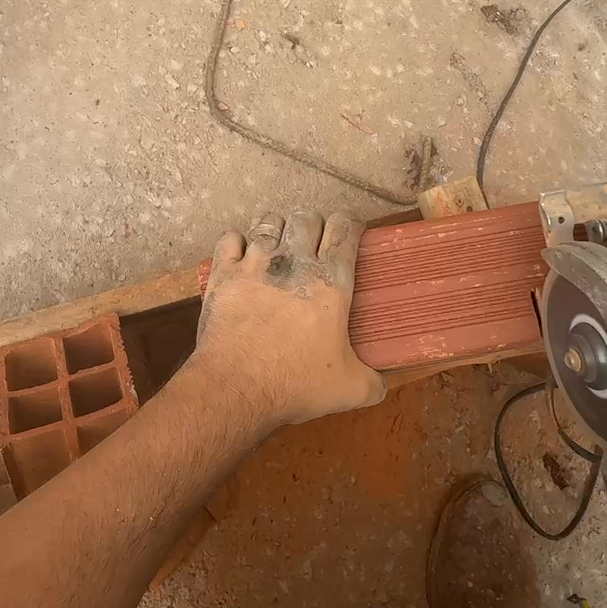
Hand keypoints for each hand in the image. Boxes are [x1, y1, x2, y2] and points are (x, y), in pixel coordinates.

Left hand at [191, 210, 383, 428]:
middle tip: (313, 242)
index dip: (350, 225)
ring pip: (269, 221)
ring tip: (278, 242)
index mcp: (331, 282)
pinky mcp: (224, 274)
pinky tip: (241, 253)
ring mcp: (255, 264)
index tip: (350, 234)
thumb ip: (373, 382)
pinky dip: (236, 241)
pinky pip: (230, 238)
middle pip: (307, 218)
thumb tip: (383, 384)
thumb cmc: (296, 383)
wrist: (237, 386)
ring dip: (277, 228)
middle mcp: (294, 262)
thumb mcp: (351, 389)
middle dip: (313, 224)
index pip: (345, 230)